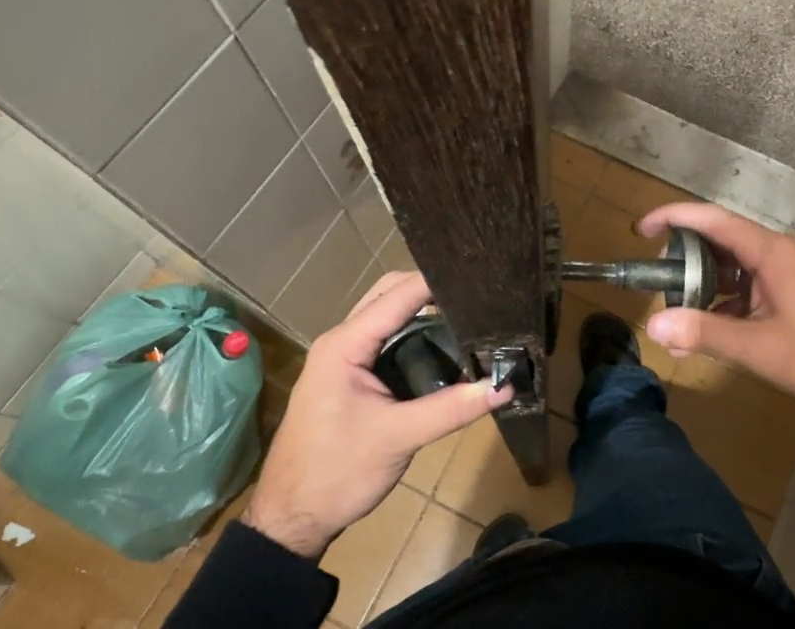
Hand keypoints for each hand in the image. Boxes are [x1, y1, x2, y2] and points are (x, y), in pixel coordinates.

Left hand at [241, 271, 511, 556]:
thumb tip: (504, 385)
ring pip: (389, 315)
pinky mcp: (351, 376)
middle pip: (391, 294)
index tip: (479, 274)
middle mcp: (342, 341)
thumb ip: (452, 408)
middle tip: (479, 295)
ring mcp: (344, 358)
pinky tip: (446, 343)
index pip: (398, 294)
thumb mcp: (399, 438)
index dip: (437, 280)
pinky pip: (386, 339)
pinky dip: (415, 332)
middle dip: (432, 289)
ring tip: (471, 312)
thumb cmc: (336, 474)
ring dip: (424, 309)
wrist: (290, 520)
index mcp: (344, 345)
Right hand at [638, 203, 794, 399]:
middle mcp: (776, 250)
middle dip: (685, 256)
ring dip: (704, 281)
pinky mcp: (790, 288)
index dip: (675, 217)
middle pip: (720, 238)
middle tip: (658, 279)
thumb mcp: (756, 347)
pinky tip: (708, 325)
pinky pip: (748, 281)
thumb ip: (704, 332)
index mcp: (770, 251)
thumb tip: (654, 323)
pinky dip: (724, 297)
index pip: (714, 219)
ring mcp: (785, 269)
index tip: (642, 228)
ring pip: (733, 263)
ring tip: (677, 307)